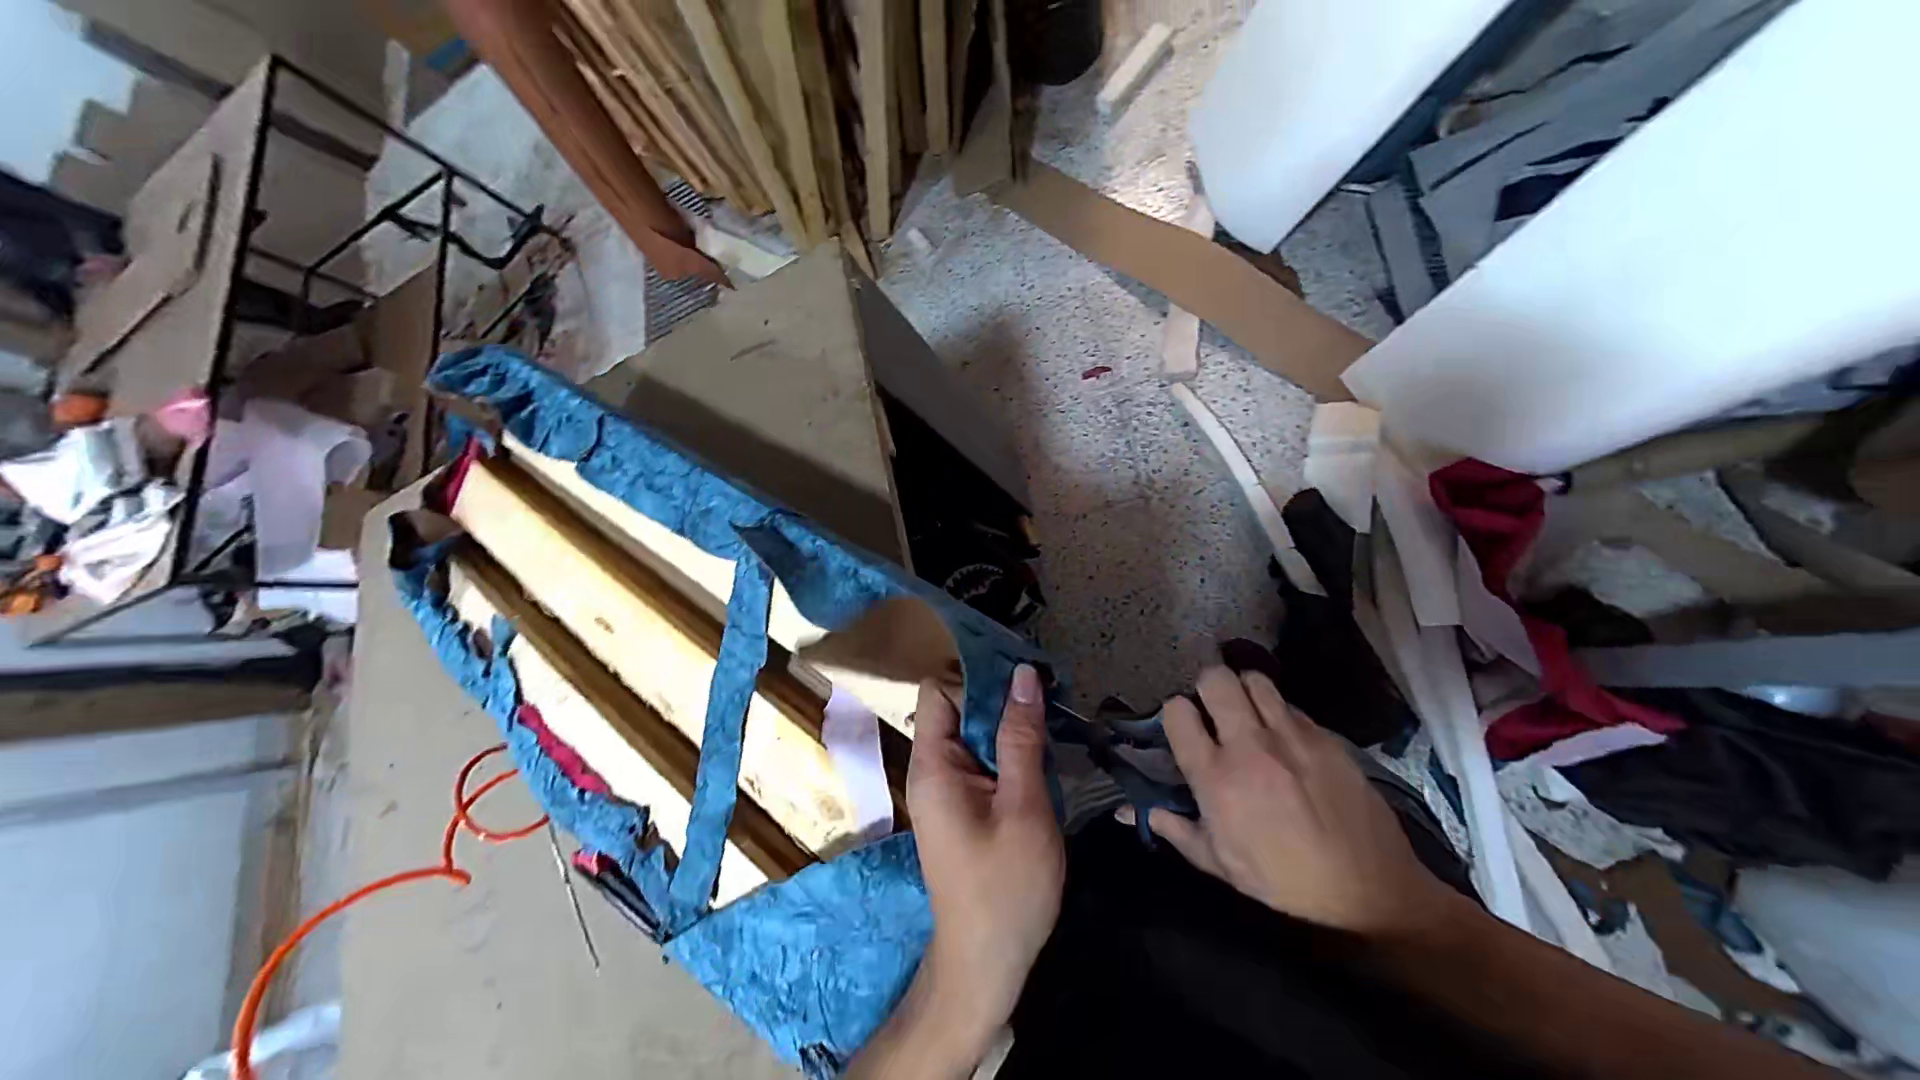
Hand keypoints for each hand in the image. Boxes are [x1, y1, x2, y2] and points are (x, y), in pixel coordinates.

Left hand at [908, 664, 1063, 1038]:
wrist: (987, 963)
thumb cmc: (1007, 888)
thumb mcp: (1024, 807)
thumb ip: (1021, 737)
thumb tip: (1023, 675)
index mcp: (933, 766)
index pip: (939, 691)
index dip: (976, 674)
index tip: (1023, 670)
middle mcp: (930, 771)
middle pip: (957, 709)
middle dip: (1000, 696)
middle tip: (1050, 689)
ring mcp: (944, 790)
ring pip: (973, 735)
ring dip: (1008, 724)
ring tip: (1053, 713)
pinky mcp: (961, 807)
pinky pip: (980, 761)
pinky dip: (1008, 750)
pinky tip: (1041, 750)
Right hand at [1124, 665, 1458, 936]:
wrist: (1370, 891)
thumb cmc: (1284, 882)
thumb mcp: (1221, 864)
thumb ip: (1174, 829)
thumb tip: (1132, 812)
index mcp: (1215, 777)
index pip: (1177, 712)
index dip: (1175, 713)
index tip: (1182, 726)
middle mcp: (1249, 746)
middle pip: (1215, 680)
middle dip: (1206, 687)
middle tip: (1211, 707)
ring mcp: (1291, 736)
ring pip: (1255, 679)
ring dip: (1243, 689)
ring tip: (1247, 710)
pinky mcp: (1325, 737)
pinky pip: (1291, 705)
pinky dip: (1279, 711)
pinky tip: (1284, 735)